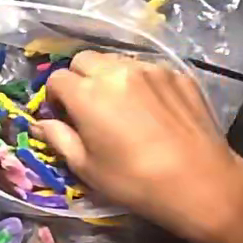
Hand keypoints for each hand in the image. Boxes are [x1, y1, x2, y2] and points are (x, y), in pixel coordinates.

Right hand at [34, 51, 242, 242]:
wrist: (199, 182)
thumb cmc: (133, 181)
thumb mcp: (86, 167)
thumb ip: (59, 139)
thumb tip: (42, 124)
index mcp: (87, 94)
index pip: (57, 78)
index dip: (55, 98)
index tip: (64, 116)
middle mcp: (117, 71)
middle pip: (84, 59)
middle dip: (79, 78)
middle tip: (88, 107)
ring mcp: (151, 69)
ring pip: (117, 60)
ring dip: (109, 77)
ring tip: (121, 107)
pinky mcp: (178, 75)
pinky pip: (148, 69)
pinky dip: (140, 83)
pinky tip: (151, 110)